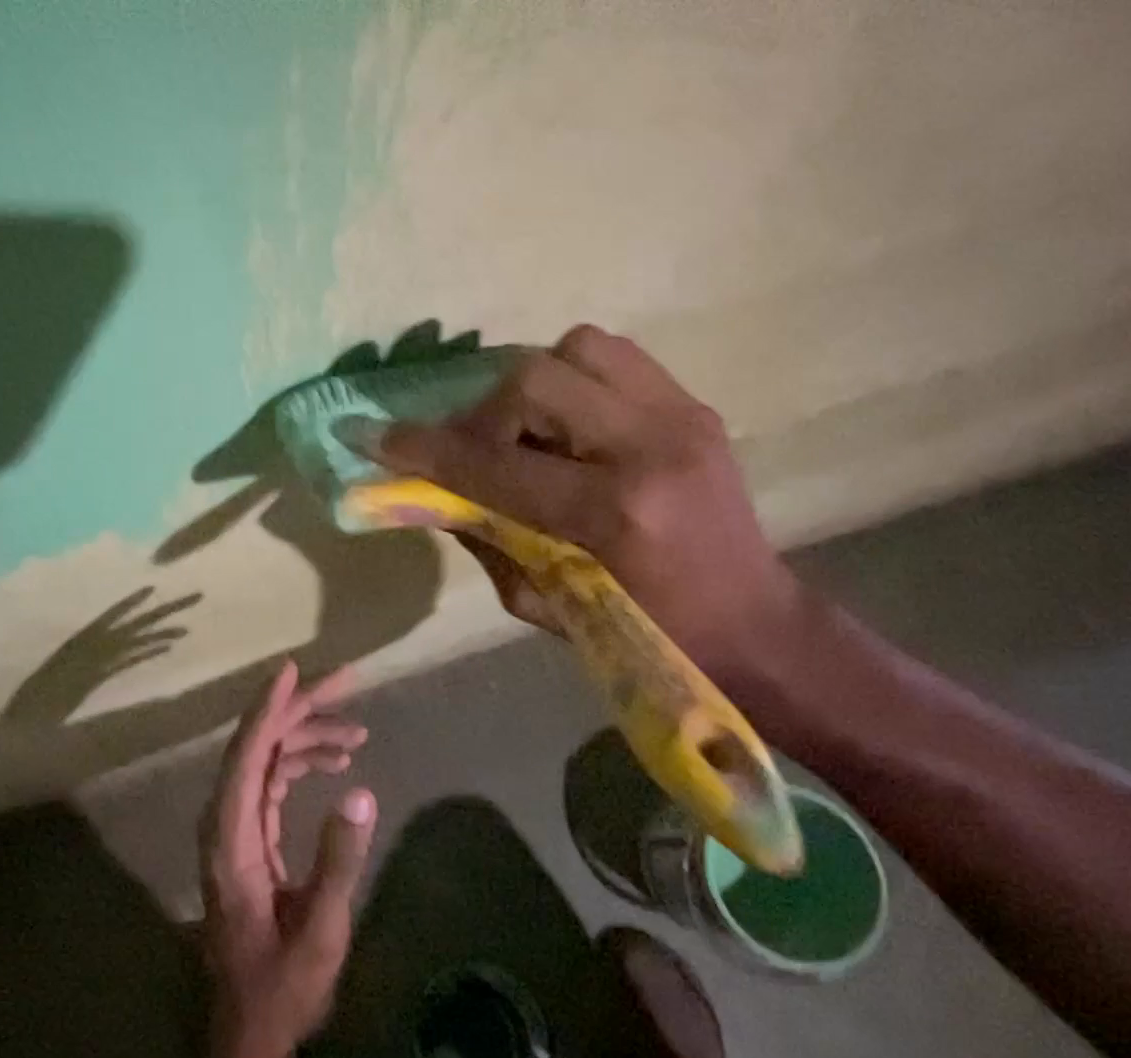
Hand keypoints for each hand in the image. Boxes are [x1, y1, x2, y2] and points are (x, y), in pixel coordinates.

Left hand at [201, 659, 376, 1057]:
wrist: (253, 1021)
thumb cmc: (283, 981)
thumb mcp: (320, 929)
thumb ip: (338, 863)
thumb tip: (361, 793)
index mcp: (231, 839)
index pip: (246, 756)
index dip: (268, 710)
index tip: (292, 670)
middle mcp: (225, 823)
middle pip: (257, 746)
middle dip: (299, 709)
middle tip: (348, 682)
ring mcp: (235, 828)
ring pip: (266, 759)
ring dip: (307, 737)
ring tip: (357, 732)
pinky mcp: (248, 837)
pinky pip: (272, 781)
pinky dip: (302, 763)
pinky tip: (337, 762)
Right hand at [367, 325, 799, 680]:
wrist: (752, 625)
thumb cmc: (644, 636)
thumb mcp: (543, 605)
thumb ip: (485, 536)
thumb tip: (430, 489)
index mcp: (611, 513)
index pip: (495, 464)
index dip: (427, 450)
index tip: (378, 439)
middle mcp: (649, 446)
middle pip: (534, 377)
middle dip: (485, 415)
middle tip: (475, 453)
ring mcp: (681, 416)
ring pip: (577, 349)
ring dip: (532, 387)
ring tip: (527, 435)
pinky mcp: (694, 405)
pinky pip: (613, 359)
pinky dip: (572, 382)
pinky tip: (568, 426)